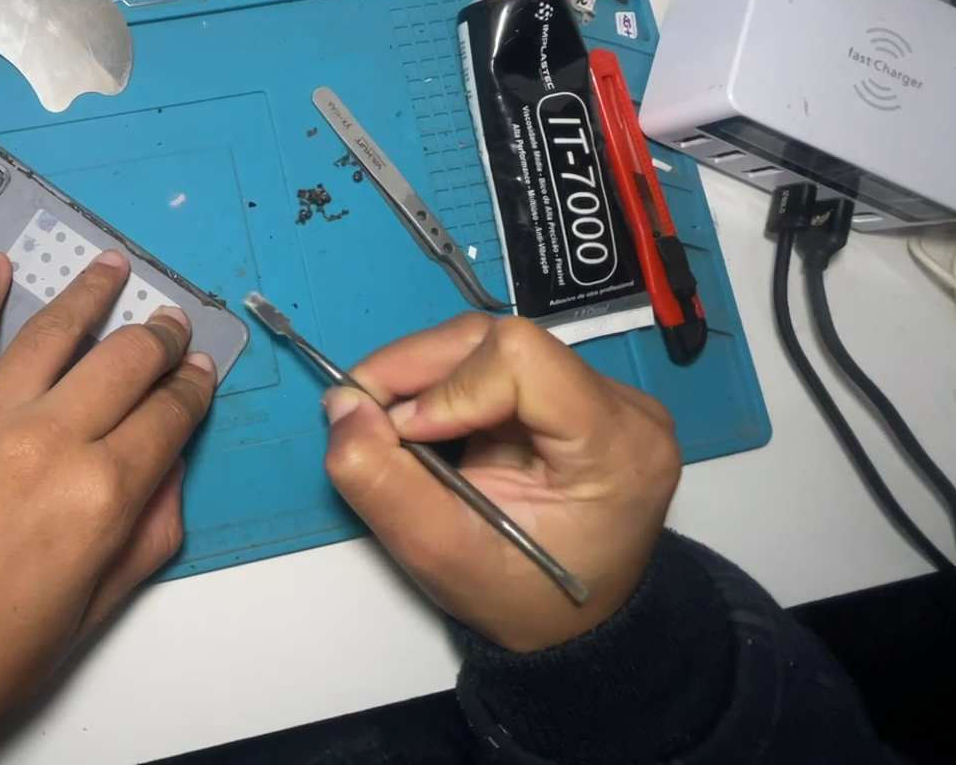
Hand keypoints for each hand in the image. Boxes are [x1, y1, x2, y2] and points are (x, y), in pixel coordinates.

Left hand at [0, 250, 216, 763]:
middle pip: (124, 360)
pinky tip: (0, 266)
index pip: (169, 416)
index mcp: (101, 494)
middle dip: (159, 337)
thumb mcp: (94, 611)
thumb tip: (171, 465)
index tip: (200, 371)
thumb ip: (148, 531)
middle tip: (170, 322)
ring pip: (52, 331)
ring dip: (90, 291)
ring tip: (112, 266)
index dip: (193, 389)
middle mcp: (49, 438)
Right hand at [322, 313, 680, 652]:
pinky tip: (418, 420)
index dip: (446, 387)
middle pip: (488, 339)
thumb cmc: (514, 593)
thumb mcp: (436, 552)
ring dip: (413, 374)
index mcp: (611, 444)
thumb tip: (342, 404)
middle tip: (369, 418)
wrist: (562, 616)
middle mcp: (613, 401)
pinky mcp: (556, 386)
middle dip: (411, 372)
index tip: (403, 436)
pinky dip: (428, 381)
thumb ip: (378, 479)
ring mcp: (588, 388)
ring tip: (392, 426)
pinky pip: (476, 356)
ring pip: (474, 340)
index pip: (519, 359)